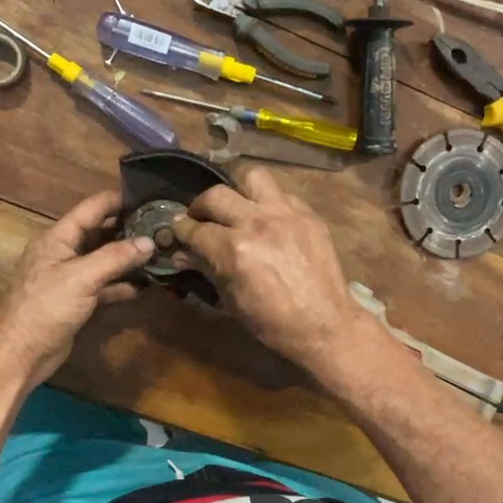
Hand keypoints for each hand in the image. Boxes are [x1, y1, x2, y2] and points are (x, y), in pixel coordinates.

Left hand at [0, 191, 155, 383]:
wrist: (21, 354)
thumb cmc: (45, 308)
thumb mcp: (82, 277)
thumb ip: (116, 257)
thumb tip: (149, 241)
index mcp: (58, 238)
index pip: (92, 209)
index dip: (119, 201)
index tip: (150, 199)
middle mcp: (64, 253)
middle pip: (101, 233)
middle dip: (129, 229)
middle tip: (163, 227)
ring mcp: (71, 278)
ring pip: (105, 260)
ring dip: (129, 258)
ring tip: (161, 253)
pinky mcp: (78, 300)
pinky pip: (105, 286)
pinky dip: (123, 284)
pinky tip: (146, 285)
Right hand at [170, 167, 364, 372]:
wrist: (324, 324)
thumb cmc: (272, 322)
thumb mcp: (231, 300)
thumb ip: (206, 269)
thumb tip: (182, 255)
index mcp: (233, 249)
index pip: (195, 229)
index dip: (181, 231)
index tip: (178, 231)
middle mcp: (256, 223)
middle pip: (216, 195)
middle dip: (201, 206)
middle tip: (201, 218)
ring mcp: (285, 214)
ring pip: (252, 178)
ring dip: (238, 190)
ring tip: (237, 207)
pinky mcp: (308, 214)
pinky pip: (282, 194)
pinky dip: (269, 203)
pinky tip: (269, 220)